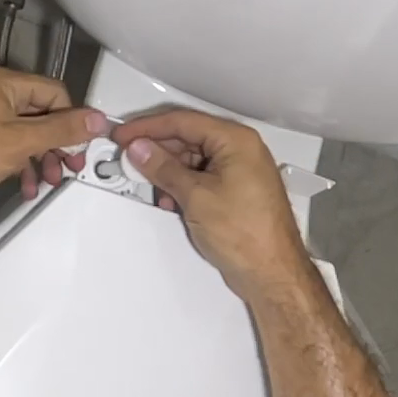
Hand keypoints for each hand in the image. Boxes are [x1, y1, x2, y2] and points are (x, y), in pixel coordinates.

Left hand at [0, 67, 106, 204]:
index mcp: (6, 83)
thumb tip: (98, 119)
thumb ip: (62, 129)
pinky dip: (22, 163)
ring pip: (27, 133)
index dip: (71, 119)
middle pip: (42, 113)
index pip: (55, 92)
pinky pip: (10, 146)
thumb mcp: (21, 141)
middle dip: (58, 143)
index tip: (80, 146)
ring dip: (42, 157)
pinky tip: (26, 185)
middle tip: (70, 167)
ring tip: (50, 180)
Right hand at [111, 108, 310, 302]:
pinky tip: (167, 198)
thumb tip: (140, 149)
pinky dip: (182, 184)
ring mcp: (239, 171)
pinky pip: (202, 176)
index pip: (183, 122)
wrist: (273, 274)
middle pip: (188, 137)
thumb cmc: (248, 236)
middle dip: (157, 149)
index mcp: (236, 141)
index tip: (124, 135)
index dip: (148, 127)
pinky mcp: (236, 191)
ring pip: (193, 158)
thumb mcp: (196, 196)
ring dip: (168, 169)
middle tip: (129, 157)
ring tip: (145, 181)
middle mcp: (240, 150)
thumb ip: (163, 169)